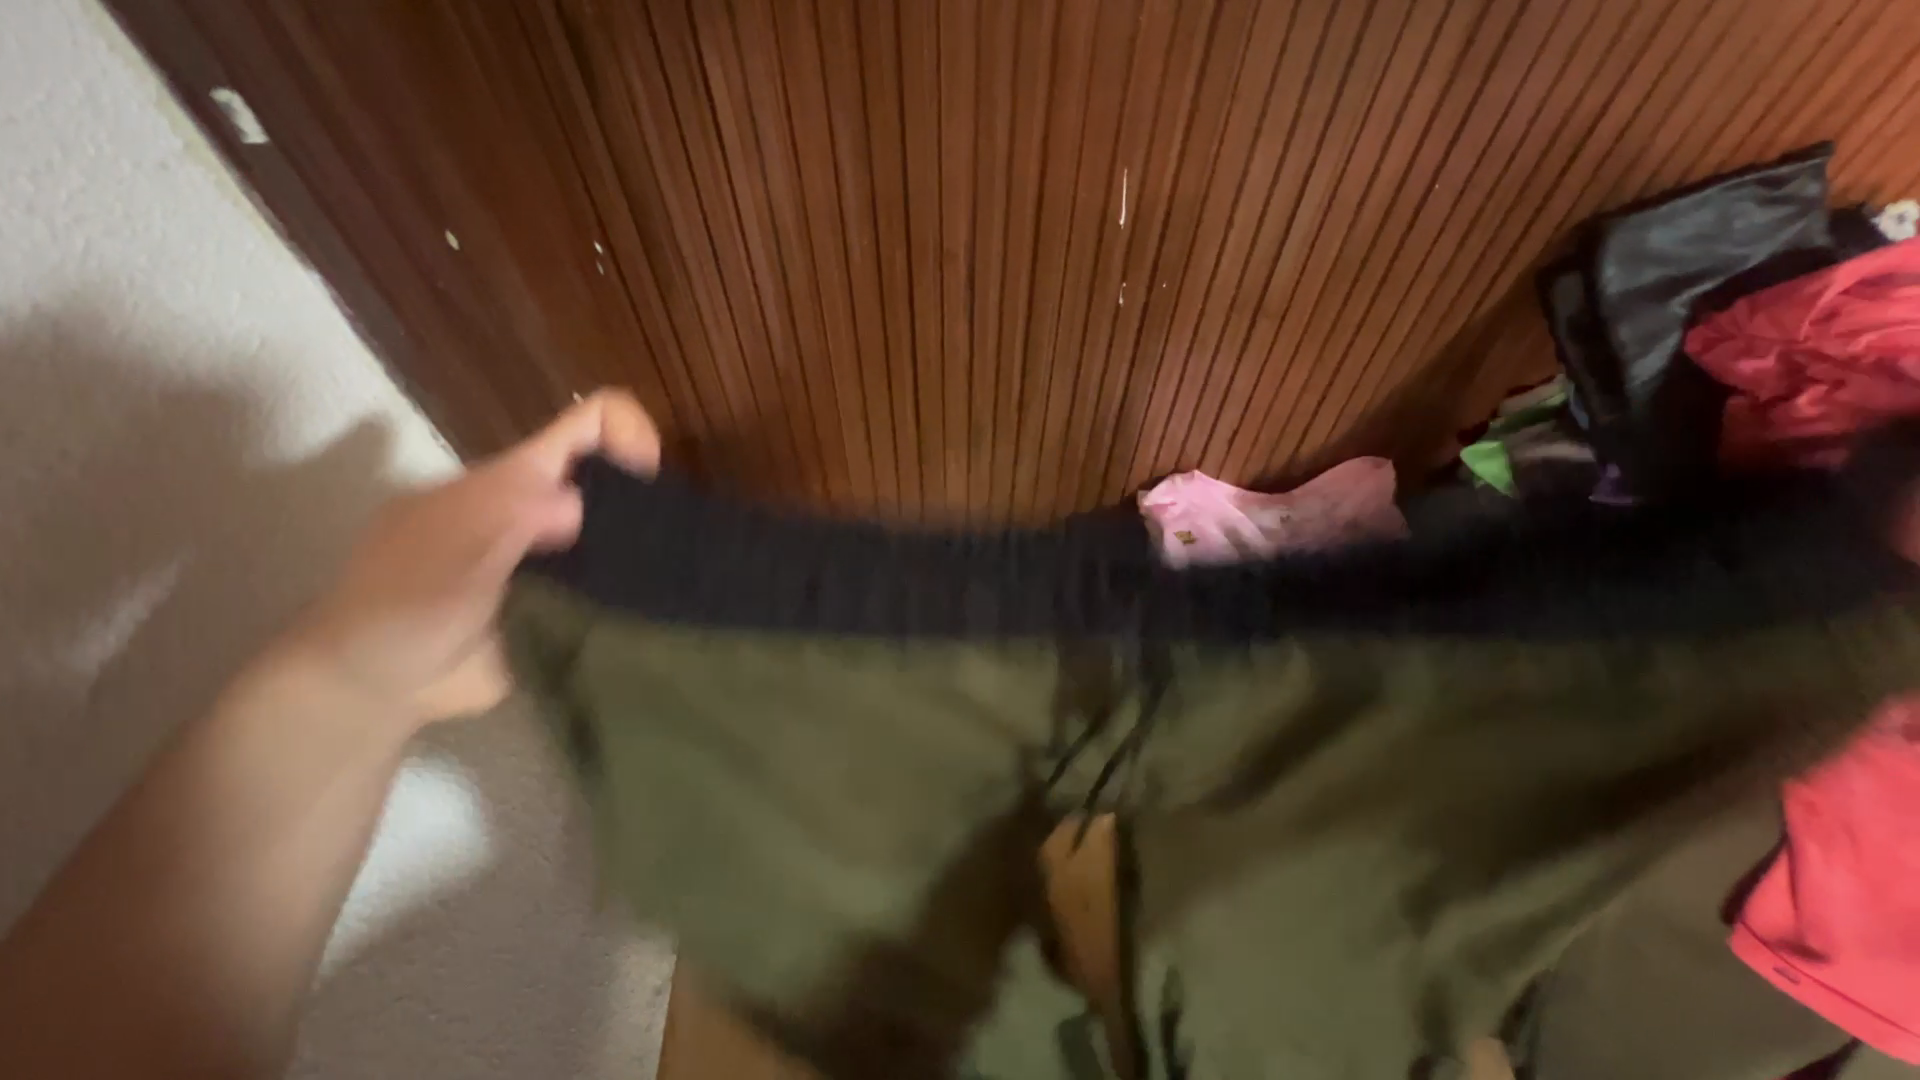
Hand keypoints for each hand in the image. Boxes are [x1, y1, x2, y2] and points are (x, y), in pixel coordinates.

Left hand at [283, 389, 659, 728]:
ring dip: (649, 551)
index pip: (587, 426)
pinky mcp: (573, 605)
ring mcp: (564, 559)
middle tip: (659, 551)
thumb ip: (507, 518)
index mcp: (517, 481)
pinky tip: (643, 616)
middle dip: (649, 501)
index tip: (648, 480)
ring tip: (655, 589)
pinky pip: (621, 587)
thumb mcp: (446, 550)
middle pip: (618, 481)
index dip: (628, 431)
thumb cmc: (400, 607)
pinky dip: (640, 592)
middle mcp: (548, 511)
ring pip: (625, 535)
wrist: (378, 685)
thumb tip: (580, 504)